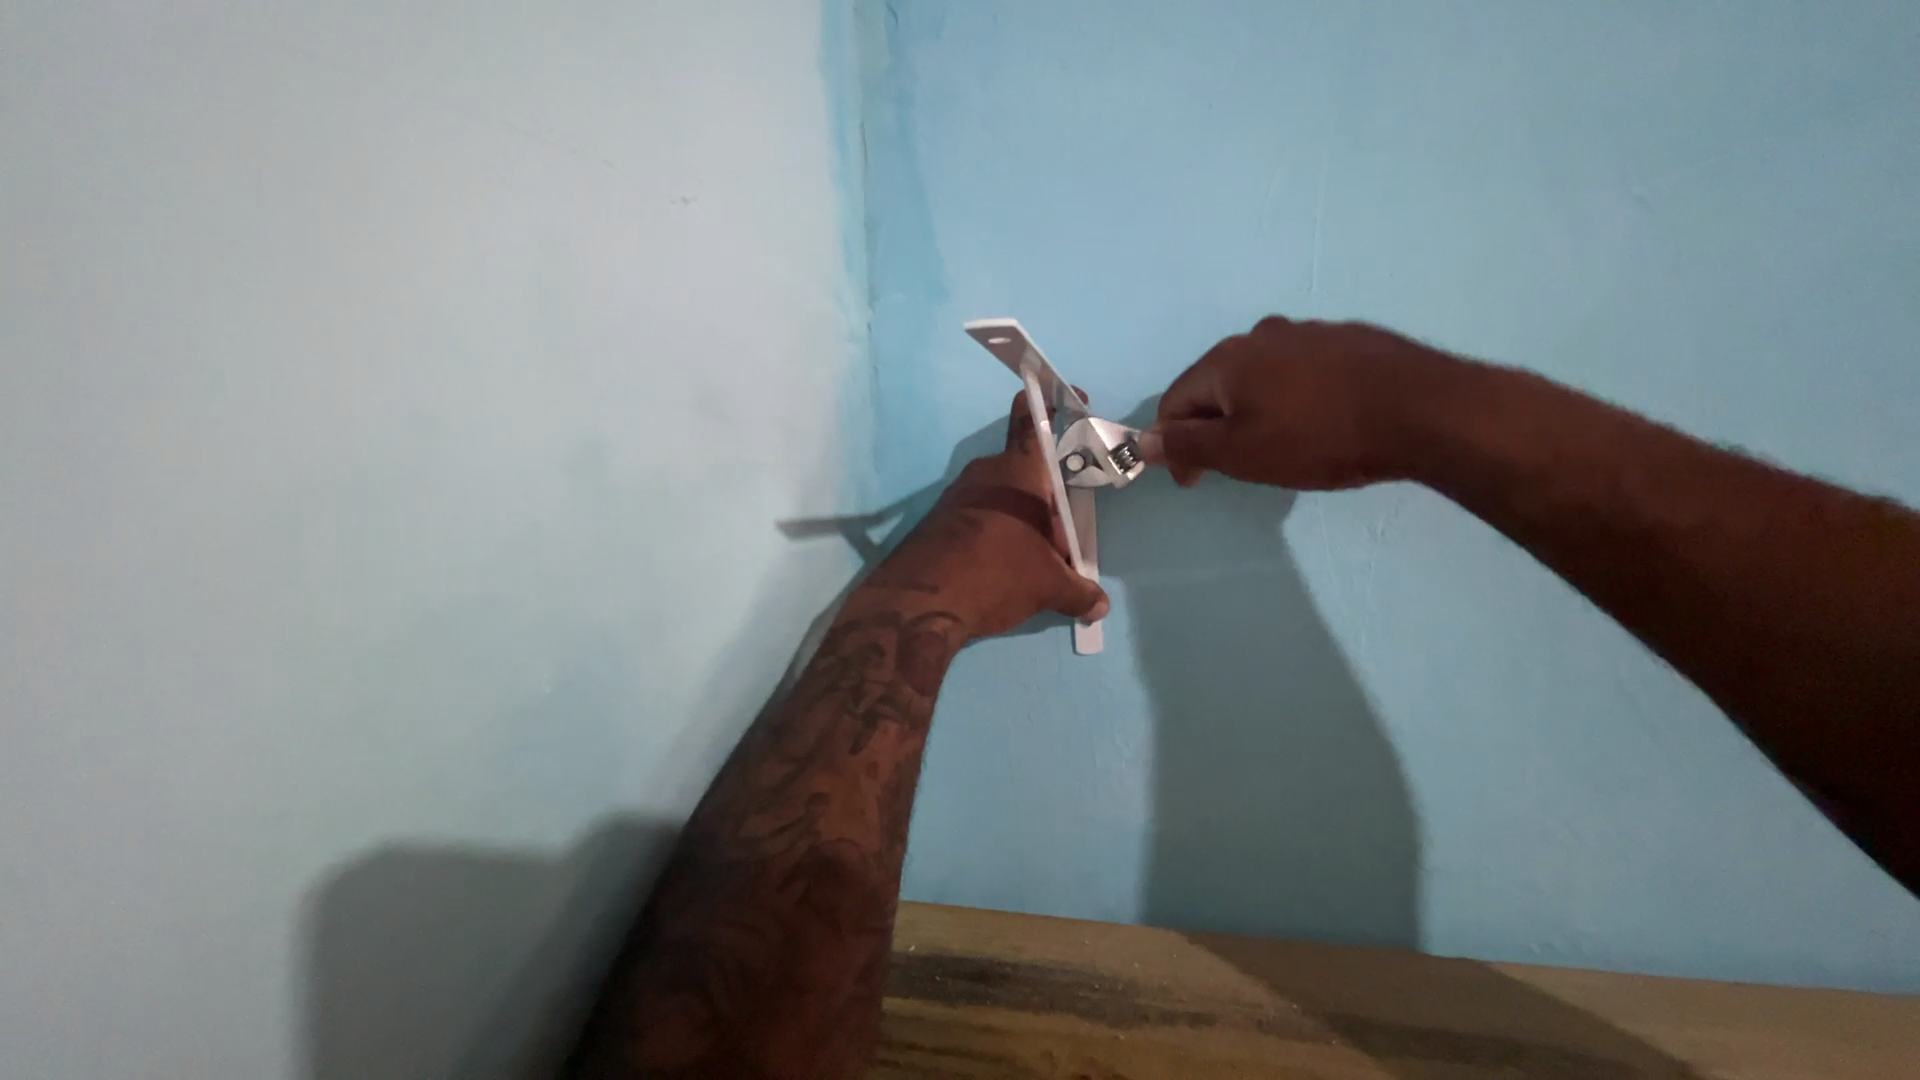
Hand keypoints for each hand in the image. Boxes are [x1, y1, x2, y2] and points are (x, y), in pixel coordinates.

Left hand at [856, 394, 1109, 638]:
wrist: (919, 603)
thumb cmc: (995, 574)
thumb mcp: (1047, 586)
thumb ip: (1078, 591)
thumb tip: (1100, 605)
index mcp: (1019, 471)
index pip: (1032, 420)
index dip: (1050, 402)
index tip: (1070, 397)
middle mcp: (986, 473)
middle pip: (1027, 475)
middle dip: (1048, 504)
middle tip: (1062, 543)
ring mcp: (957, 496)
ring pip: (1002, 499)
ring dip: (1022, 523)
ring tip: (1034, 565)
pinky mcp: (938, 521)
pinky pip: (979, 517)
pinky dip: (996, 536)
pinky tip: (1002, 571)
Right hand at [1139, 316, 1457, 489]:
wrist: (1426, 411)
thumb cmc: (1320, 437)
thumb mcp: (1242, 453)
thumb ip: (1187, 446)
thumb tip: (1142, 441)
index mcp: (1227, 360)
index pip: (1175, 403)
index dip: (1173, 446)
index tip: (1194, 482)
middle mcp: (1261, 335)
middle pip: (1216, 387)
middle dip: (1214, 427)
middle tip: (1236, 467)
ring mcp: (1309, 332)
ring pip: (1260, 378)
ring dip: (1254, 412)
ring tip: (1280, 446)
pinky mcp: (1349, 341)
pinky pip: (1300, 373)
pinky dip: (1293, 399)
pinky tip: (1320, 422)